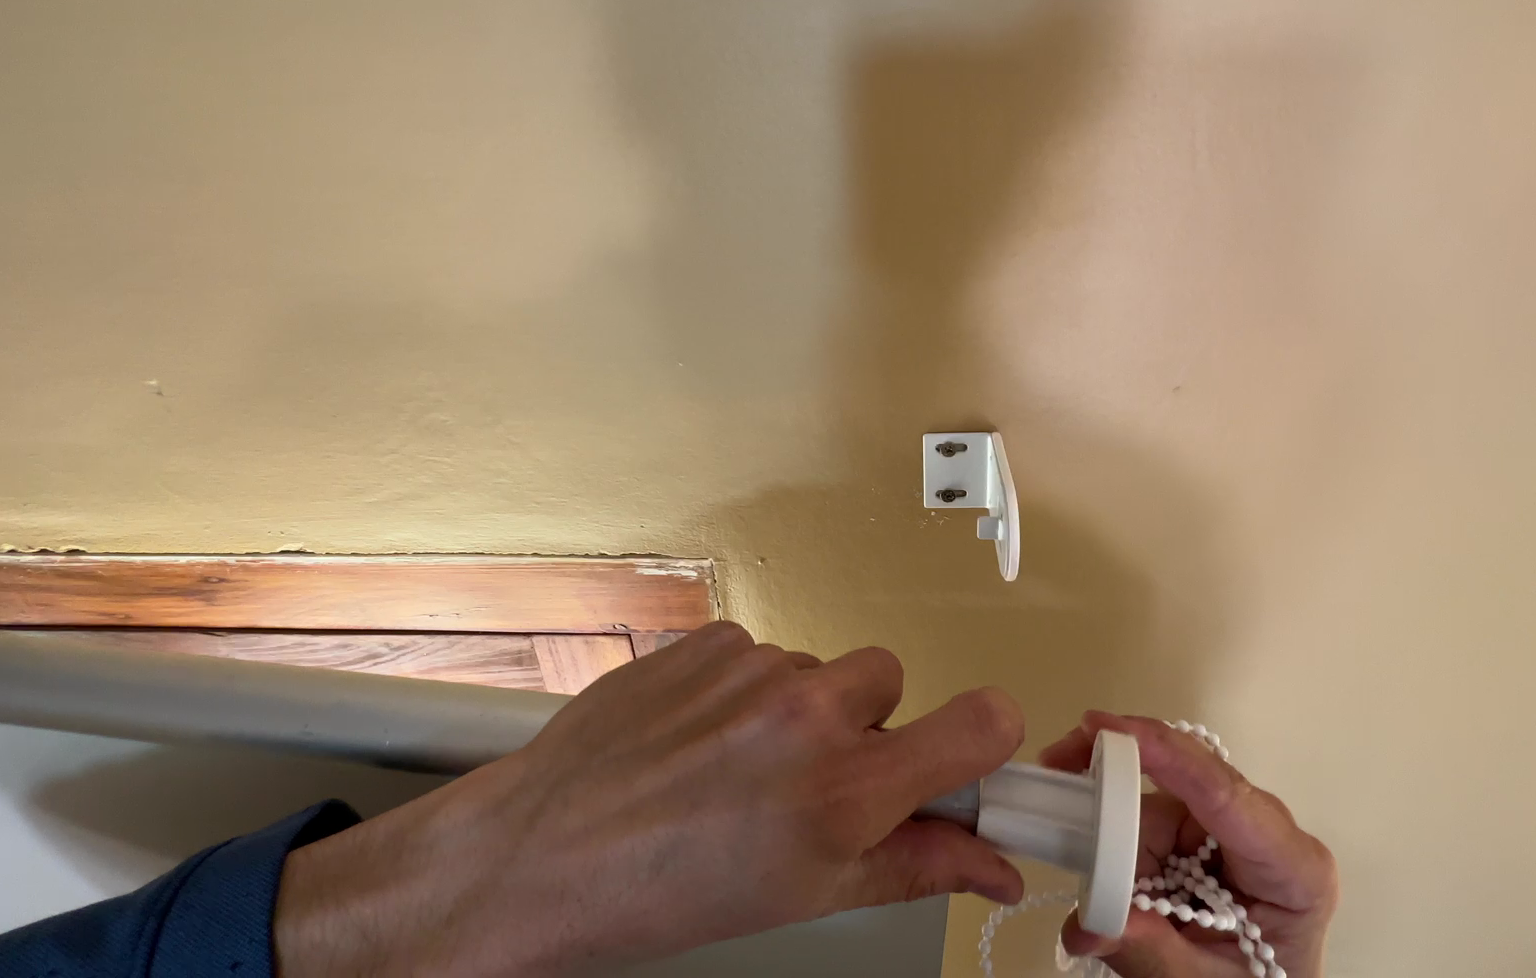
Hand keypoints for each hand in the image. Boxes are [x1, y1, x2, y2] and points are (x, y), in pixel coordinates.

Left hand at [273, 622, 1026, 976]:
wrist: (543, 852)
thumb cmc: (667, 892)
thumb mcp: (807, 897)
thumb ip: (914, 866)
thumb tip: (991, 861)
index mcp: (844, 790)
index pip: (978, 723)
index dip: (991, 734)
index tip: (976, 753)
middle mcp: (806, 712)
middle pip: (889, 677)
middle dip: (867, 721)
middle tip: (817, 772)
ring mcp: (752, 665)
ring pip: (817, 667)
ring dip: (799, 706)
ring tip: (739, 759)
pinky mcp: (707, 638)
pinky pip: (758, 652)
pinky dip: (745, 686)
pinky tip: (702, 731)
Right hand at [1039, 712, 1336, 977]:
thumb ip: (1150, 953)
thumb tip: (1083, 927)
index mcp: (1289, 866)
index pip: (1224, 793)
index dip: (1163, 752)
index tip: (1101, 728)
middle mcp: (1261, 828)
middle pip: (1185, 771)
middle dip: (1117, 757)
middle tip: (1055, 759)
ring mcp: (1227, 823)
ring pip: (1155, 790)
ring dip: (1105, 799)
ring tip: (1064, 822)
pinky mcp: (1198, 826)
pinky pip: (1144, 810)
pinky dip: (1110, 819)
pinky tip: (1090, 840)